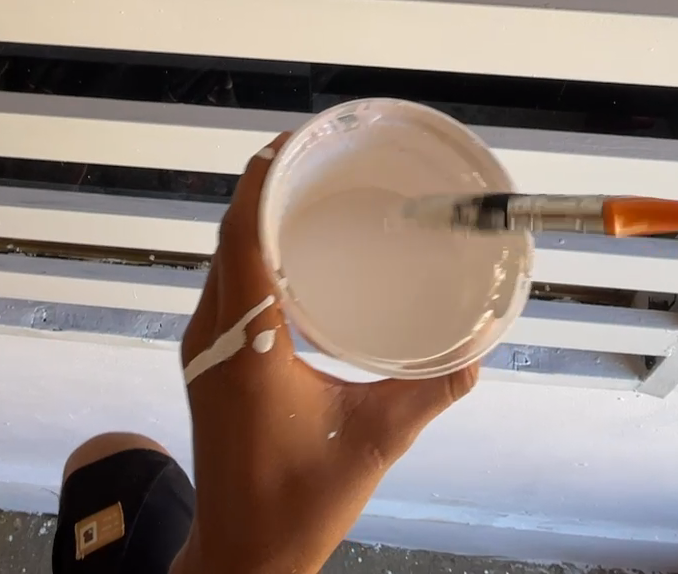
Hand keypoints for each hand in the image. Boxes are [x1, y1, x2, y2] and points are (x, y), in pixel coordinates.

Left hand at [173, 136, 476, 573]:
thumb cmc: (298, 501)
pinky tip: (284, 248)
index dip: (258, 184)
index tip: (289, 144)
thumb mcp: (374, 441)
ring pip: (221, 258)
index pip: (240, 240)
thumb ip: (429, 393)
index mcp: (246, 348)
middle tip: (307, 157)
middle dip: (260, 188)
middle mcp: (213, 335)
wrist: (240, 555)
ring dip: (251, 218)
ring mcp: (202, 345)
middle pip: (227, 237)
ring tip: (299, 190)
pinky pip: (223, 282)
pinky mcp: (207, 357)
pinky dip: (248, 250)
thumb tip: (475, 353)